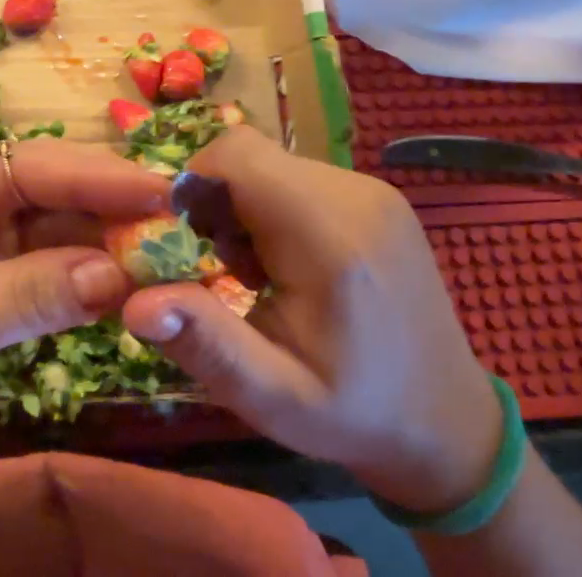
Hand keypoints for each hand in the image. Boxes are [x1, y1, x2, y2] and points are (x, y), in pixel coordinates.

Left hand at [0, 140, 169, 474]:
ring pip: (52, 232)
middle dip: (106, 204)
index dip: (93, 175)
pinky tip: (126, 287)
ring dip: (103, 243)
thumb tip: (118, 273)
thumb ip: (29, 292)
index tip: (158, 190)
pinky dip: (84, 280)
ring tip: (166, 254)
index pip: (25, 167)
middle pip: (45, 192)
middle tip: (176, 221)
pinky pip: (46, 273)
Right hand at [122, 127, 502, 514]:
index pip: (234, 156)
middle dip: (212, 203)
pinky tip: (285, 265)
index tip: (183, 247)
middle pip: (247, 156)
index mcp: (330, 237)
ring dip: (240, 208)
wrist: (448, 424)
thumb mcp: (270, 397)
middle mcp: (356, 195)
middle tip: (218, 269)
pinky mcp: (377, 197)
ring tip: (254, 274)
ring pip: (269, 164)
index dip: (189, 187)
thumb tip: (133, 303)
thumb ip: (205, 343)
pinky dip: (270, 209)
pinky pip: (296, 177)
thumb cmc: (353, 413)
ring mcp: (373, 191)